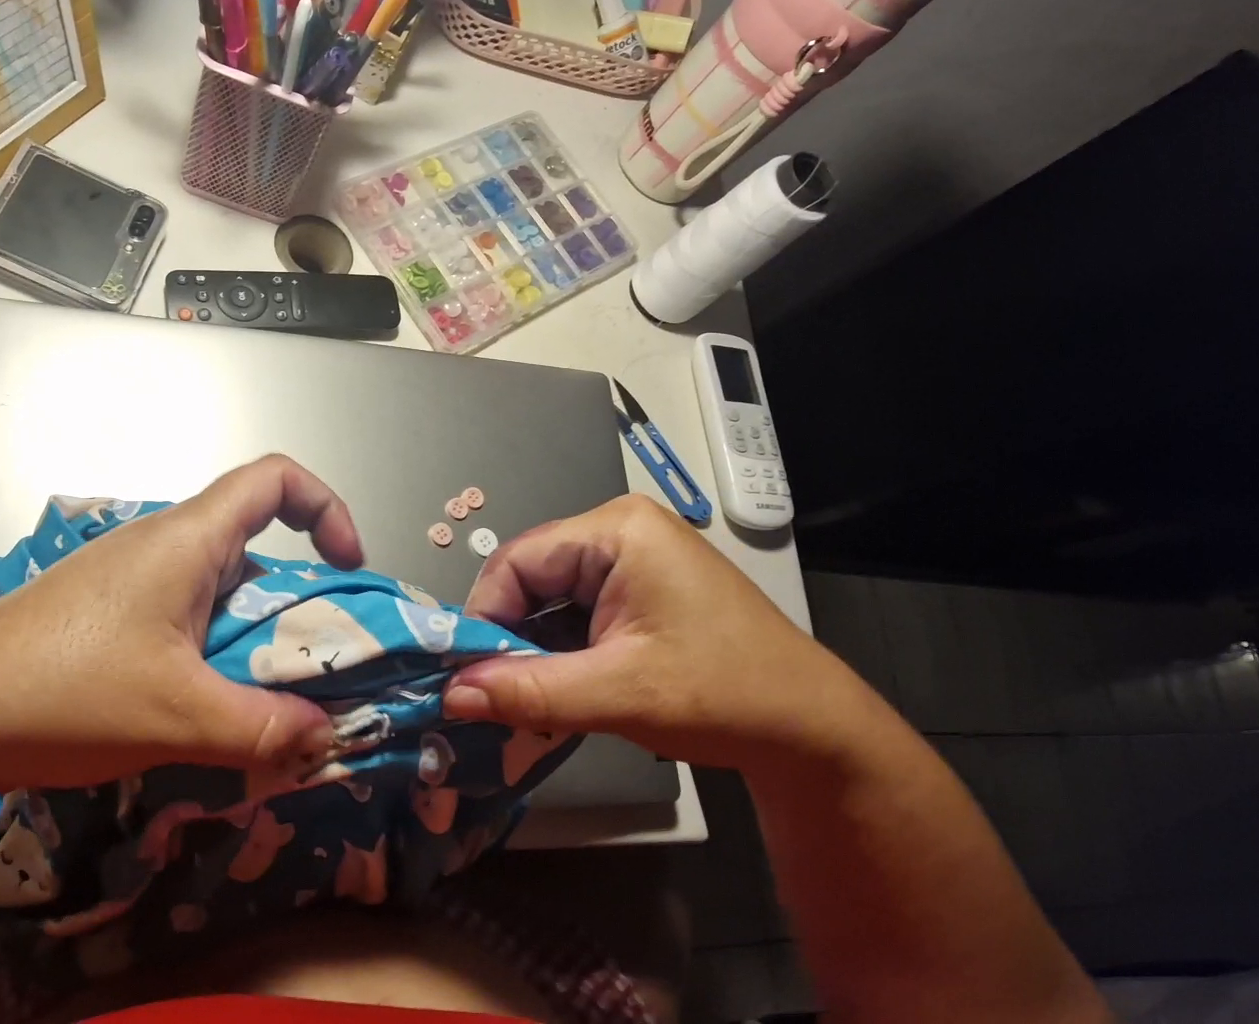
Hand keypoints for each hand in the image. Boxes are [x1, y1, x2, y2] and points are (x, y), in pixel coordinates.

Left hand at [0, 455, 363, 789]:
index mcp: (187, 541)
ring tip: (263, 702)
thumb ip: (263, 727)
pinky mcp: (107, 615)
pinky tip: (203, 709)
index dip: (326, 507)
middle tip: (315, 667)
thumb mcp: (178, 716)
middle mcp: (162, 547)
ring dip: (254, 638)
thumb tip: (326, 738)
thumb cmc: (65, 693)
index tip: (347, 567)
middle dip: (298, 604)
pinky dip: (215, 653)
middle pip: (255, 546)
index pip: (274, 479)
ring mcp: (130, 581)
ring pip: (220, 590)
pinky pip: (185, 618)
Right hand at [444, 495, 886, 774]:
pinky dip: (559, 652)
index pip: (516, 562)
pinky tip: (558, 690)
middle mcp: (618, 531)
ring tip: (525, 700)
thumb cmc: (722, 694)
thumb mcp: (617, 693)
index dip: (484, 617)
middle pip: (529, 579)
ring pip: (548, 600)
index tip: (466, 675)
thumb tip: (450, 694)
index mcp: (616, 530)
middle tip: (495, 695)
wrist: (809, 727)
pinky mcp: (638, 589)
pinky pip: (574, 613)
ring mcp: (631, 559)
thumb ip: (527, 691)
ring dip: (533, 650)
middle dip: (510, 638)